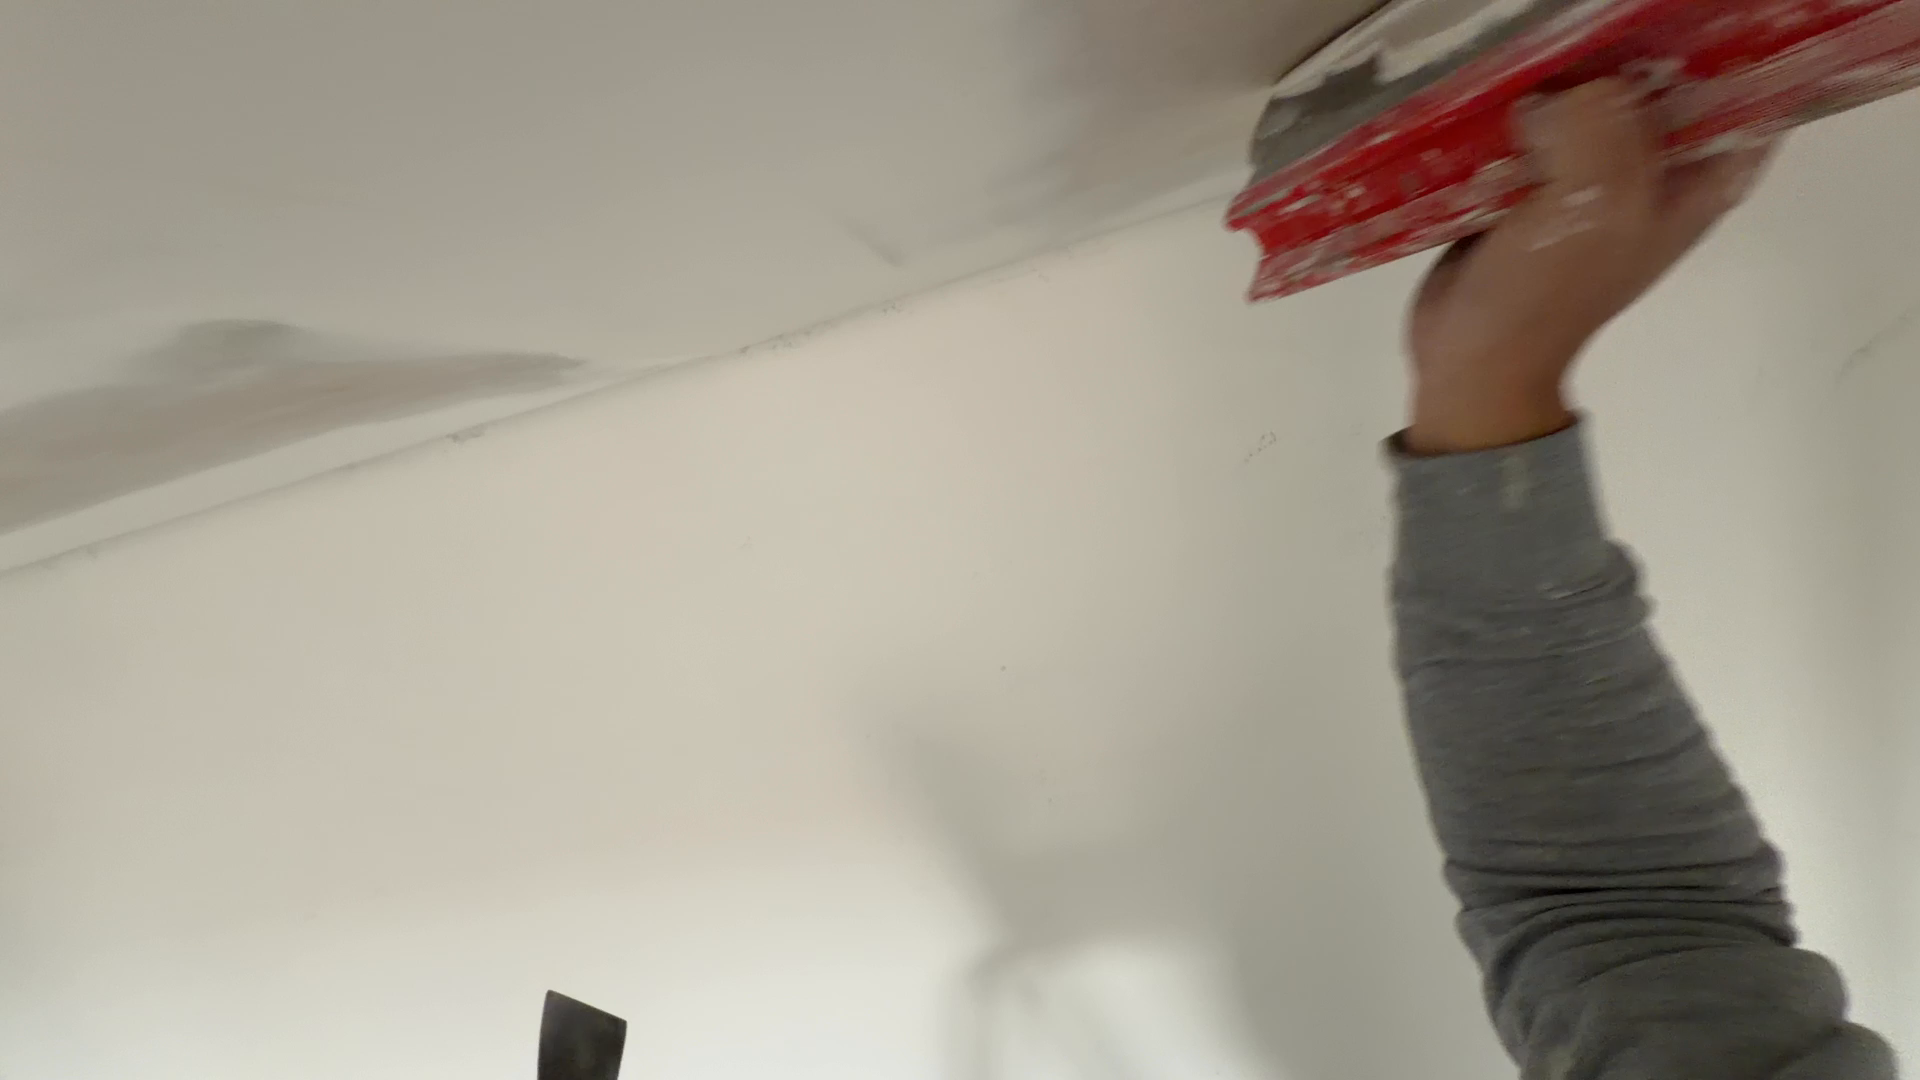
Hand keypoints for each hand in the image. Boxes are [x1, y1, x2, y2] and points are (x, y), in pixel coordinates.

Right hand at [1403, 78, 1775, 454]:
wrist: (1470, 362)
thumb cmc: (1542, 296)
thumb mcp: (1593, 201)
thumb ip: (1597, 121)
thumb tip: (1548, 97)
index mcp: (1703, 168)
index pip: (1729, 72)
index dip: (1692, 45)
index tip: (1639, 32)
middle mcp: (1652, 166)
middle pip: (1647, 79)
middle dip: (1605, 63)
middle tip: (1562, 51)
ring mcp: (1583, 181)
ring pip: (1577, 105)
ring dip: (1545, 93)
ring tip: (1515, 83)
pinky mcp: (1522, 197)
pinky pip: (1522, 141)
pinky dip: (1501, 128)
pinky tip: (1480, 122)